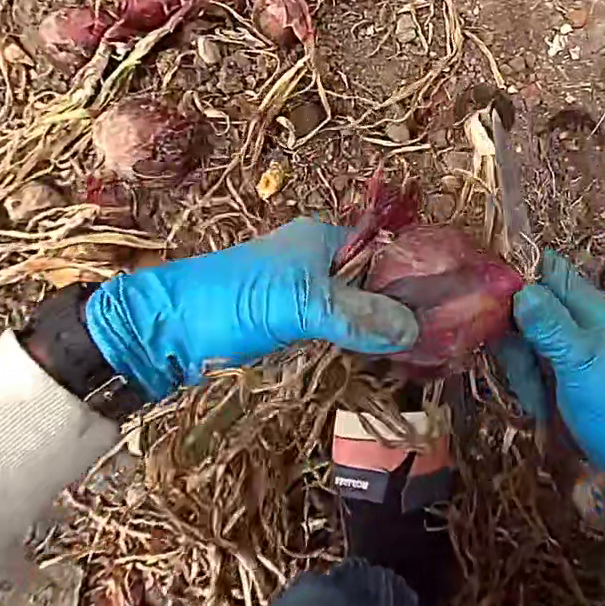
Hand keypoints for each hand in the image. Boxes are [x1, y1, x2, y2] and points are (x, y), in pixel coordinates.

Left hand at [85, 218, 419, 402]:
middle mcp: (318, 263)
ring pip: (357, 312)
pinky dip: (357, 347)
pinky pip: (338, 334)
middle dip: (399, 309)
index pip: (384, 252)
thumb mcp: (298, 303)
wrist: (163, 333)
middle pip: (374, 284)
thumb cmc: (232, 301)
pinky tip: (379, 364)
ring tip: (416, 356)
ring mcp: (305, 296)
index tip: (442, 306)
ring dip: (379, 332)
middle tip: (433, 339)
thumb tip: (413, 328)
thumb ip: (356, 315)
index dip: (412, 277)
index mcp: (323, 240)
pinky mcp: (293, 326)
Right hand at [493, 251, 604, 555]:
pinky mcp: (543, 373)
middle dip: (506, 324)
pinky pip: (517, 362)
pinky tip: (533, 401)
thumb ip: (550, 326)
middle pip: (518, 301)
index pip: (543, 266)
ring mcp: (552, 347)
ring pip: (513, 335)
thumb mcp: (582, 362)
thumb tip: (518, 289)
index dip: (514, 266)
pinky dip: (518, 379)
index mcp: (583, 304)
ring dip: (513, 361)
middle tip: (512, 354)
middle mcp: (565, 318)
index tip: (482, 281)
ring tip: (534, 390)